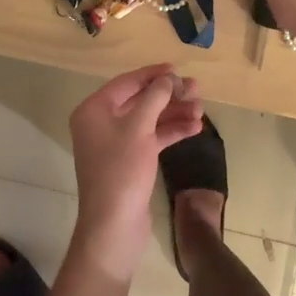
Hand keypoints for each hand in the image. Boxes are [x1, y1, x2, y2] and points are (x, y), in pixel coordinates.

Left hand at [67, 64, 204, 255]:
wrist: (114, 226)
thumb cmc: (121, 170)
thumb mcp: (139, 128)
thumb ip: (156, 97)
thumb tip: (169, 79)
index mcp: (94, 110)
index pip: (127, 82)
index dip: (153, 74)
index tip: (177, 69)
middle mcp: (101, 123)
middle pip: (140, 100)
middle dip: (169, 95)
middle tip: (197, 90)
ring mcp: (116, 144)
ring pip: (149, 120)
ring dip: (174, 113)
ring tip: (201, 109)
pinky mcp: (130, 162)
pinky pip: (153, 138)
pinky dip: (172, 132)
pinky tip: (195, 128)